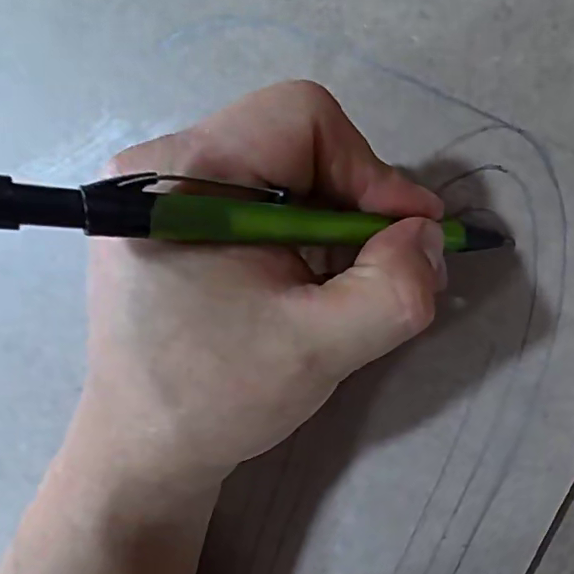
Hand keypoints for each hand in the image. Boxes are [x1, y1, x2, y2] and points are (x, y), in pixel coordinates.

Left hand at [68, 80, 446, 487]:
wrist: (145, 454)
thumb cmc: (217, 401)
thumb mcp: (320, 349)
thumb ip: (394, 289)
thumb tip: (428, 236)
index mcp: (182, 176)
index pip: (303, 119)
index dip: (370, 172)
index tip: (405, 237)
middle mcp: (165, 170)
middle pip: (297, 148)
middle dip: (357, 209)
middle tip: (388, 273)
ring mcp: (169, 202)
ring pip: (287, 182)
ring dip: (336, 233)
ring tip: (347, 295)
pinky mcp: (179, 234)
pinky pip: (265, 212)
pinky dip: (308, 247)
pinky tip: (312, 296)